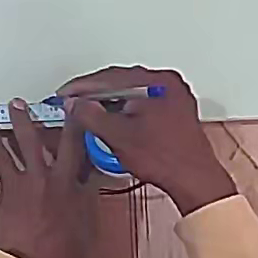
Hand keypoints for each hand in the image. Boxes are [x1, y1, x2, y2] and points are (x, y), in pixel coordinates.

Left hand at [0, 100, 96, 257]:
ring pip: (29, 141)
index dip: (94, 137)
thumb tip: (89, 189)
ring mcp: (35, 180)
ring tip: (16, 104)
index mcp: (83, 193)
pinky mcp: (12, 185)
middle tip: (65, 100)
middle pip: (67, 141)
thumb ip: (87, 205)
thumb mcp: (86, 232)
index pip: (92, 158)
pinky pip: (1, 157)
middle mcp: (61, 181)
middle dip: (68, 118)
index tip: (94, 120)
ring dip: (22, 120)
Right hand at [60, 66, 236, 214]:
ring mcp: (173, 97)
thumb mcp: (116, 135)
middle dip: (94, 92)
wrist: (192, 179)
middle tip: (73, 101)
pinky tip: (111, 118)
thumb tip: (74, 103)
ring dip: (108, 100)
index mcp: (157, 82)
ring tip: (88, 111)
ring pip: (131, 91)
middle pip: (121, 81)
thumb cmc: (164, 158)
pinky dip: (123, 107)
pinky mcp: (174, 110)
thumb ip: (90, 115)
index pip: (109, 77)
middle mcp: (168, 84)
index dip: (81, 87)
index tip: (65, 94)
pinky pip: (142, 101)